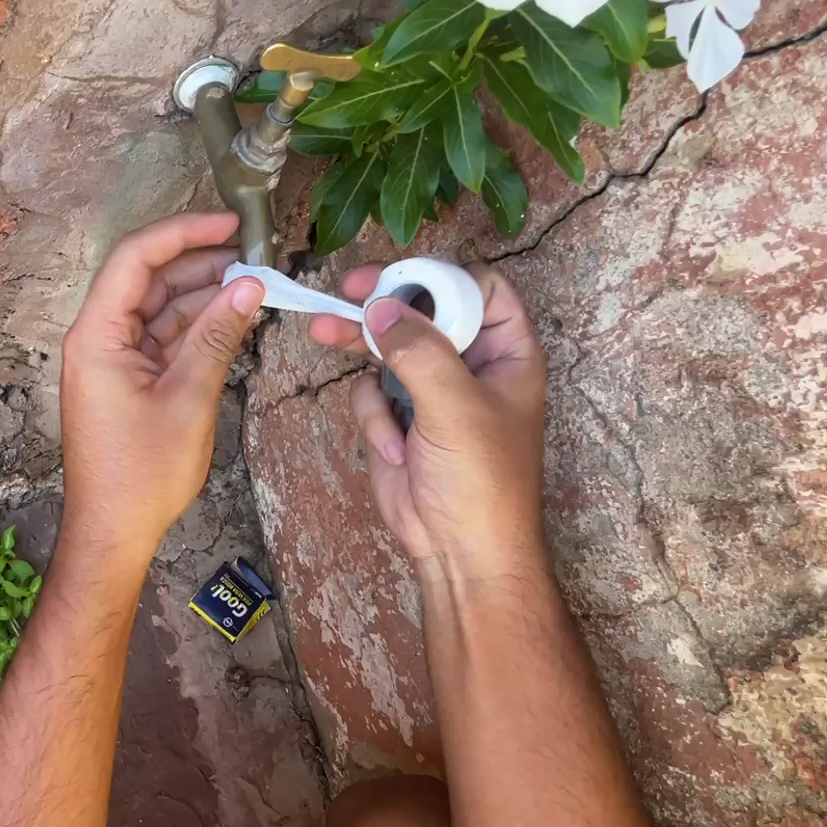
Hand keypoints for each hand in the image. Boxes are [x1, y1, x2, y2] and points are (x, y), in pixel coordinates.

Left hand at [60, 212, 264, 557]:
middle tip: (252, 256)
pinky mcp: (127, 380)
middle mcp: (98, 340)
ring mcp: (112, 360)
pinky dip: (194, 329)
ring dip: (201, 296)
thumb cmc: (142, 473)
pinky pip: (162, 340)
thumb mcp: (188, 398)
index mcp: (96, 336)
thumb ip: (217, 337)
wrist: (114, 529)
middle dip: (199, 264)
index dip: (182, 232)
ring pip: (159, 310)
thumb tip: (248, 286)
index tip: (230, 223)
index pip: (135, 259)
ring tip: (251, 284)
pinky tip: (231, 318)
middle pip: (148, 281)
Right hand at [308, 265, 547, 571]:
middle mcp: (468, 363)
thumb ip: (419, 352)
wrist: (457, 547)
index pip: (477, 291)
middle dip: (384, 304)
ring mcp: (427, 389)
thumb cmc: (480, 479)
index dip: (437, 279)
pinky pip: (369, 392)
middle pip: (422, 312)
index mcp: (505, 352)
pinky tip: (391, 448)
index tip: (394, 279)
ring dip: (357, 346)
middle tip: (346, 289)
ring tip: (321, 329)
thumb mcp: (457, 408)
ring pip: (386, 347)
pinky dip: (371, 417)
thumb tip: (379, 309)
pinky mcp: (395, 416)